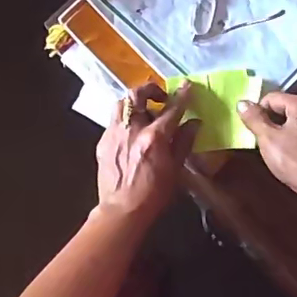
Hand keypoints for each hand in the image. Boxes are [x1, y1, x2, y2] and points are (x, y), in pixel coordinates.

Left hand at [96, 83, 199, 221]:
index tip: (187, 87)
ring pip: (121, 104)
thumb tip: (194, 123)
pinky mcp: (102, 142)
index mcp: (153, 137)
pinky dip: (125, 119)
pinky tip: (132, 131)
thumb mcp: (176, 169)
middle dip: (150, 89)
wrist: (122, 209)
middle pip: (137, 95)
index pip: (171, 110)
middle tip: (160, 97)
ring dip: (134, 102)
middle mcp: (131, 129)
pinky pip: (113, 121)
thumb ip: (184, 142)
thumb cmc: (154, 193)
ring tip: (144, 111)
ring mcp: (113, 134)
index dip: (182, 96)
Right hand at [237, 92, 296, 206]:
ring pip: (296, 120)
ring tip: (277, 148)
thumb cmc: (295, 161)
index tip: (255, 131)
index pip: (271, 98)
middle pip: (285, 107)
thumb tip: (242, 103)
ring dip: (283, 130)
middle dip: (271, 121)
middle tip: (264, 140)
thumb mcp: (268, 139)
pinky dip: (296, 137)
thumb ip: (254, 118)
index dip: (258, 113)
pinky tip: (293, 153)